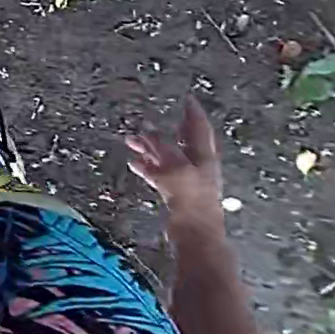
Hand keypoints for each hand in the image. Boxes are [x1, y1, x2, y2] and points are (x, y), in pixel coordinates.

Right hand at [127, 96, 225, 237]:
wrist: (195, 234)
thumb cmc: (191, 198)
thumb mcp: (175, 166)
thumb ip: (161, 147)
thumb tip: (148, 133)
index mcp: (204, 157)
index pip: (199, 128)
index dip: (193, 113)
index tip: (188, 98)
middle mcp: (196, 166)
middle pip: (179, 142)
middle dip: (164, 129)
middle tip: (150, 117)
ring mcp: (186, 180)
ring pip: (165, 157)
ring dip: (149, 147)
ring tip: (130, 139)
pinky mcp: (175, 194)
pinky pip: (158, 173)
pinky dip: (146, 166)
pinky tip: (133, 162)